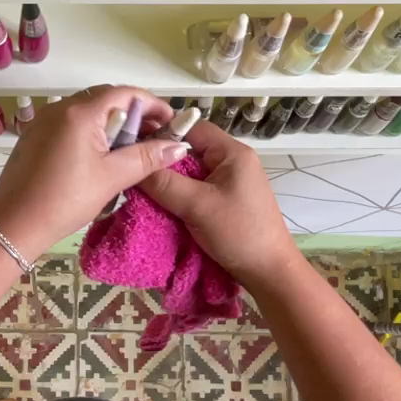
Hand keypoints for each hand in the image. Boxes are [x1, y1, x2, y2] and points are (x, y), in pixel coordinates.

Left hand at [0, 86, 184, 256]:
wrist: (13, 225)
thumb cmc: (64, 200)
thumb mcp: (111, 178)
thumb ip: (146, 158)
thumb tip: (178, 147)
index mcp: (80, 113)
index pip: (125, 93)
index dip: (153, 105)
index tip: (171, 122)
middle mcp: (60, 108)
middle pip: (106, 99)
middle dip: (134, 115)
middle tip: (154, 138)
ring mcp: (43, 121)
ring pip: (88, 111)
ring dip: (113, 124)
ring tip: (130, 150)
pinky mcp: (34, 136)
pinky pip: (70, 124)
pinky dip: (91, 132)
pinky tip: (100, 156)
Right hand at [137, 122, 301, 287]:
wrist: (268, 272)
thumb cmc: (238, 233)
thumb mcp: (197, 205)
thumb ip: (163, 182)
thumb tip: (132, 164)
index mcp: (232, 152)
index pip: (192, 127)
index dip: (162, 133)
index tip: (135, 146)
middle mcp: (232, 161)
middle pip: (189, 149)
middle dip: (162, 160)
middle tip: (133, 169)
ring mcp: (229, 182)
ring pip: (190, 171)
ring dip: (168, 179)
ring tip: (141, 187)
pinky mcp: (224, 201)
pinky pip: (195, 189)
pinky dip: (177, 194)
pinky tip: (159, 203)